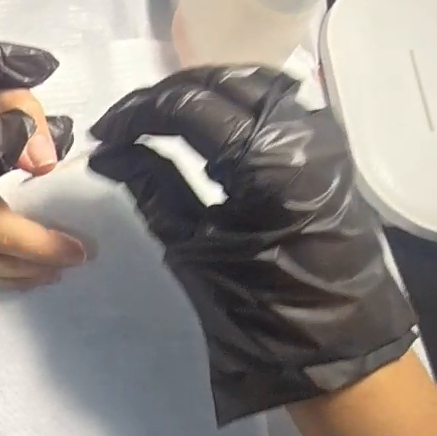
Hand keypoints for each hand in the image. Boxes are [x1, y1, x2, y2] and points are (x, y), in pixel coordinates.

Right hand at [89, 66, 417, 422]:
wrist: (334, 351)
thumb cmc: (259, 312)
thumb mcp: (194, 250)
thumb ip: (153, 189)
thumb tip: (111, 154)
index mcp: (269, 160)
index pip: (188, 107)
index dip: (137, 113)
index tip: (102, 133)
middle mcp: (303, 131)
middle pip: (220, 84)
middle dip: (163, 100)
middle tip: (122, 128)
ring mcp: (322, 137)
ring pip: (249, 87)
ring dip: (197, 98)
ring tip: (155, 128)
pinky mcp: (325, 153)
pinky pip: (272, 110)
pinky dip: (230, 113)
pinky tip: (202, 140)